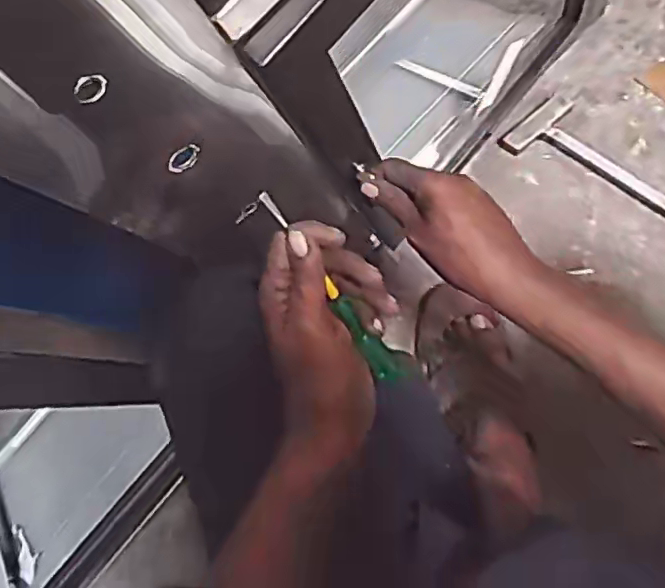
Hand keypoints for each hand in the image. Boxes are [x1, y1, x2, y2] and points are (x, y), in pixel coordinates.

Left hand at [259, 227, 375, 467]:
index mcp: (279, 291)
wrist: (337, 430)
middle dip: (349, 265)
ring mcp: (317, 307)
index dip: (314, 235)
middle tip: (374, 283)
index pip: (288, 241)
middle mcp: (294, 293)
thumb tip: (297, 234)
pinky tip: (380, 320)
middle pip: (321, 254)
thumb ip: (305, 278)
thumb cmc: (322, 381)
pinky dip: (370, 303)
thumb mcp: (313, 325)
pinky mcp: (337, 321)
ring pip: (341, 273)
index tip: (342, 242)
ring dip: (366, 285)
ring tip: (384, 307)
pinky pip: (354, 296)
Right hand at [364, 160, 548, 307]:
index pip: (394, 166)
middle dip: (399, 192)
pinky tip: (441, 233)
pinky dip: (439, 208)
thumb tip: (371, 184)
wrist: (511, 278)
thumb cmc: (467, 261)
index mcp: (435, 182)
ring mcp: (471, 189)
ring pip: (433, 187)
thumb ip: (393, 204)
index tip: (367, 190)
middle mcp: (455, 178)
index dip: (375, 177)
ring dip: (420, 202)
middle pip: (415, 176)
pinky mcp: (482, 202)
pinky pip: (452, 196)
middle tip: (390, 217)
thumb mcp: (419, 234)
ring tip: (417, 230)